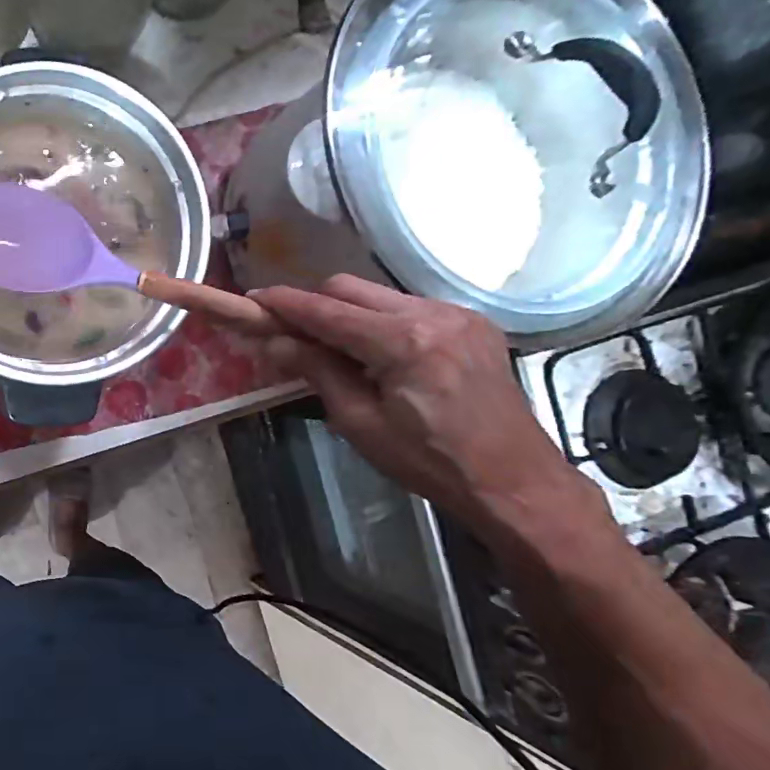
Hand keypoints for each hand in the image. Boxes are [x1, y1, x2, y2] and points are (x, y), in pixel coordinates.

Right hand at [251, 276, 594, 536]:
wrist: (516, 481)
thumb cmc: (430, 462)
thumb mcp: (360, 423)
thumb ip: (317, 372)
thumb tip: (275, 342)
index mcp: (403, 341)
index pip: (327, 311)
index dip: (285, 303)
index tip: (253, 299)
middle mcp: (432, 313)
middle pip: (350, 288)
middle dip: (314, 304)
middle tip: (289, 332)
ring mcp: (458, 314)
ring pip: (379, 294)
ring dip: (346, 312)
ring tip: (332, 348)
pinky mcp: (473, 323)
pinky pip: (408, 307)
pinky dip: (379, 320)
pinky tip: (376, 353)